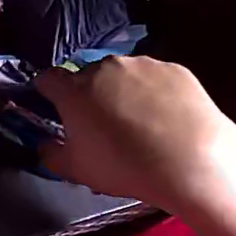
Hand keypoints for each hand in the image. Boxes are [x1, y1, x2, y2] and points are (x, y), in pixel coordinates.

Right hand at [34, 56, 235, 214]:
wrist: (191, 161)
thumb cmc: (123, 166)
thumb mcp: (77, 171)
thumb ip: (51, 155)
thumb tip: (45, 146)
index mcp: (74, 90)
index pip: (48, 79)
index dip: (47, 92)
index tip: (54, 107)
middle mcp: (105, 68)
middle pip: (87, 75)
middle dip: (88, 95)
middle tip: (100, 125)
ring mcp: (143, 65)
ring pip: (122, 75)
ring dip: (121, 91)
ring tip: (137, 124)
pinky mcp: (175, 69)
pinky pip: (154, 78)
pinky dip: (153, 93)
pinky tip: (164, 120)